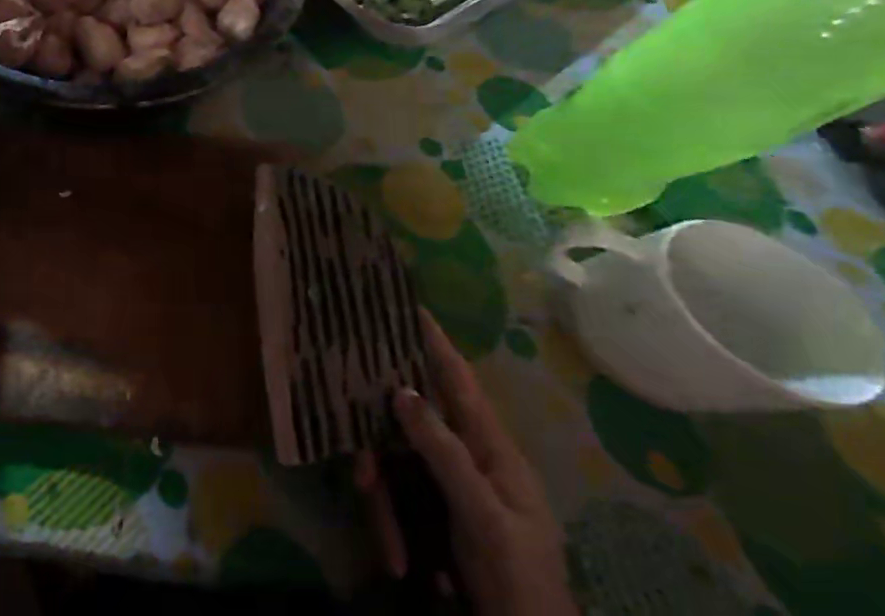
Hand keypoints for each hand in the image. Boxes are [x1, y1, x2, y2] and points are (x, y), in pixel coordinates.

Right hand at [369, 316, 576, 615]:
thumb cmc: (520, 577)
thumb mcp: (485, 516)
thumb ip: (445, 452)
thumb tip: (401, 390)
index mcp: (492, 451)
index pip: (459, 383)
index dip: (436, 344)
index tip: (409, 306)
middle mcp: (466, 458)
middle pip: (409, 429)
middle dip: (381, 456)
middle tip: (364, 479)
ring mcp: (448, 487)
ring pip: (395, 468)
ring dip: (385, 508)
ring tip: (393, 553)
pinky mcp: (433, 513)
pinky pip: (397, 502)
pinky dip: (392, 532)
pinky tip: (400, 564)